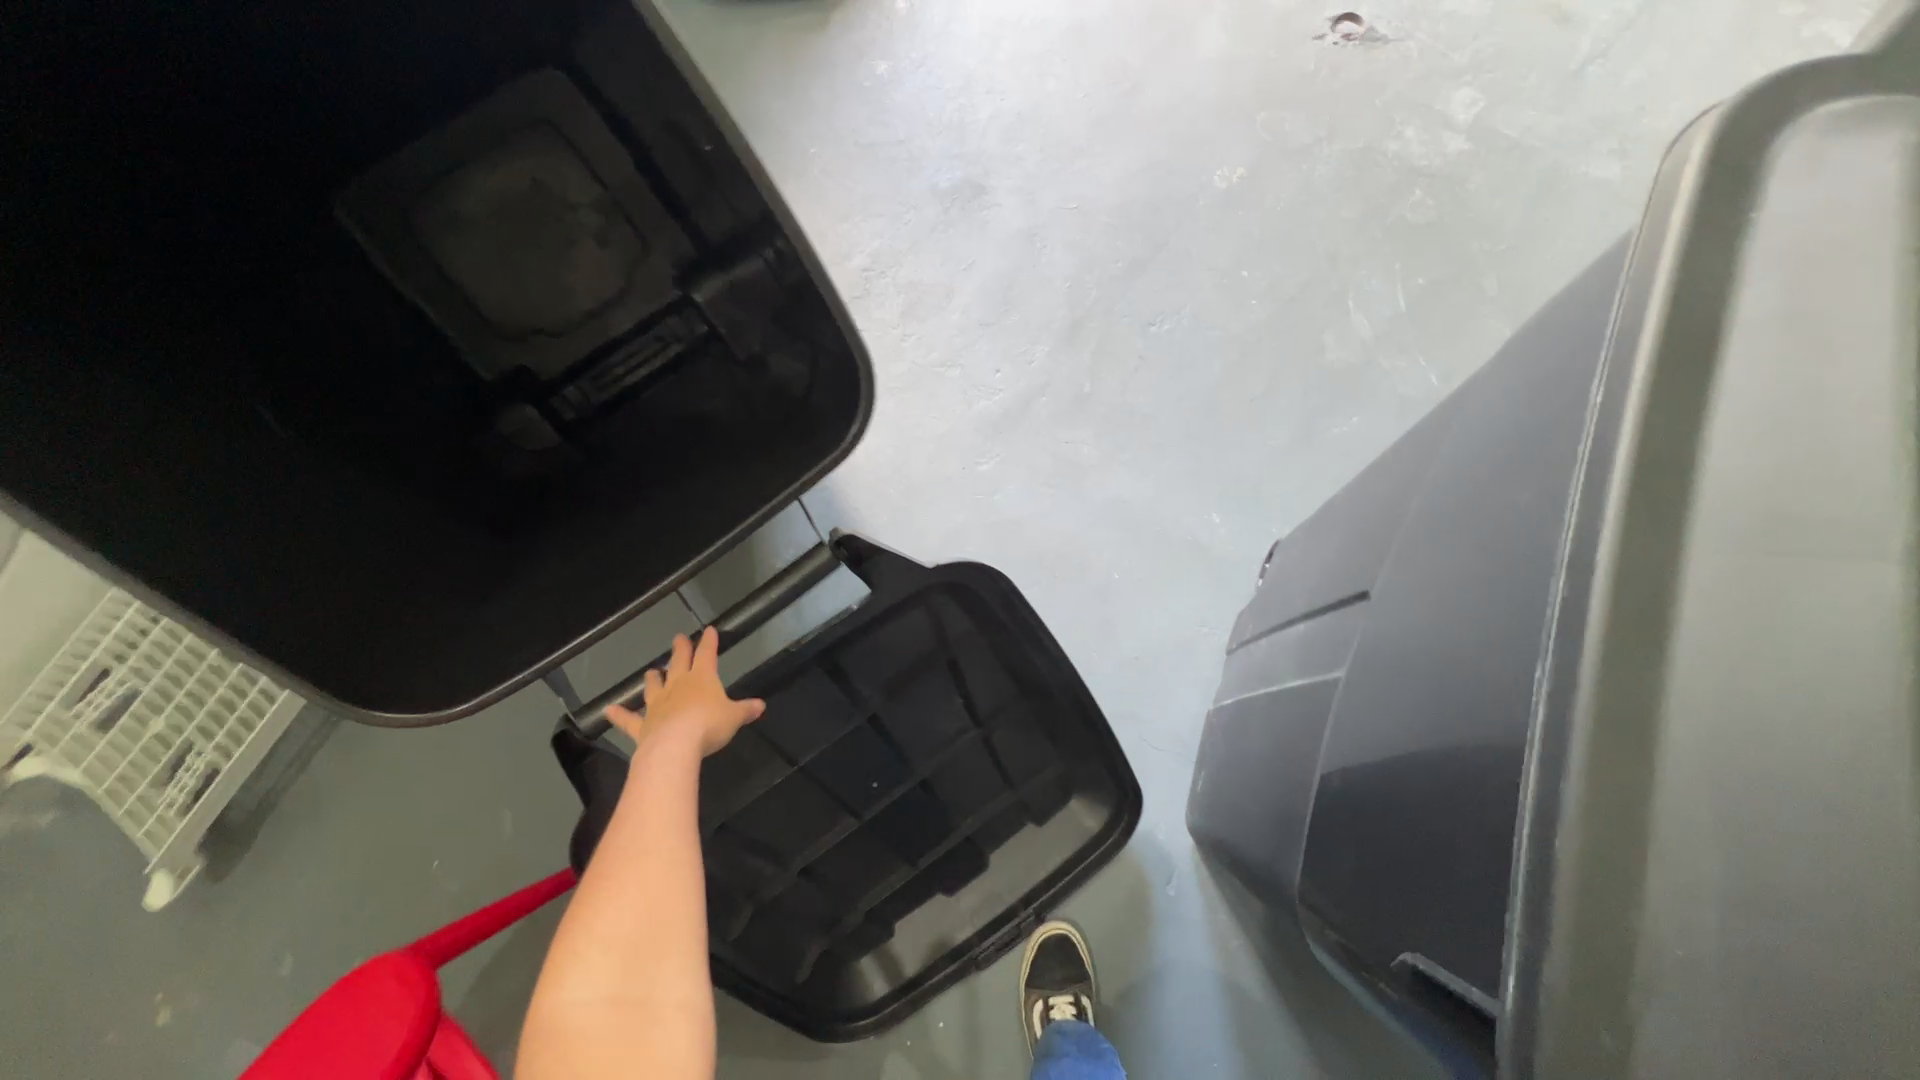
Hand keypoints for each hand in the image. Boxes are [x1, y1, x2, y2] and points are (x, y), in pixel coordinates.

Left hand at [603, 627, 764, 756]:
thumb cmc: (709, 726)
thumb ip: (745, 710)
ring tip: (652, 671)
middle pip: (678, 662)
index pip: (707, 655)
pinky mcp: (643, 725)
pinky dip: (619, 715)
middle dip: (680, 649)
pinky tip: (609, 710)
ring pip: (654, 686)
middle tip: (678, 638)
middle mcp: (677, 686)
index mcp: (702, 679)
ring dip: (653, 678)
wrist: (675, 745)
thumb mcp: (734, 718)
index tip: (709, 631)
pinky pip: (629, 719)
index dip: (709, 642)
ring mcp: (657, 704)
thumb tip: (760, 705)